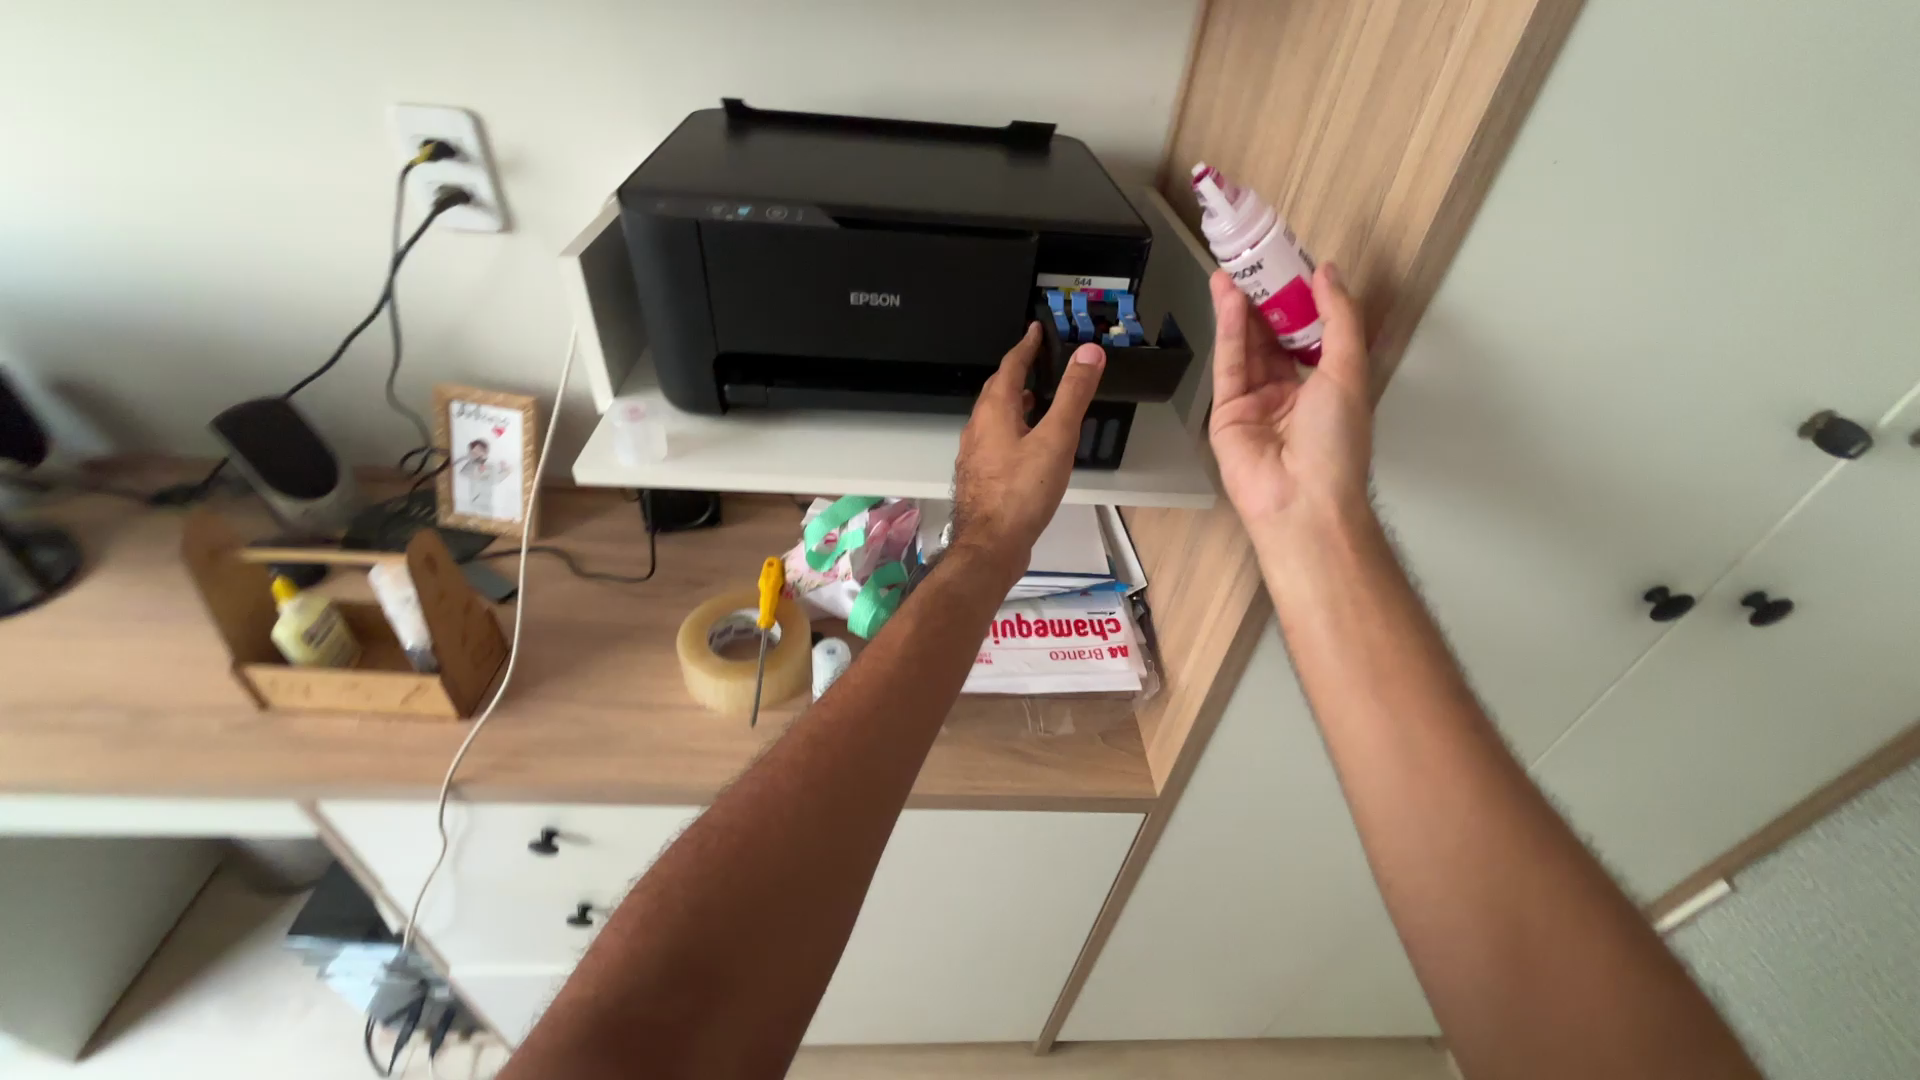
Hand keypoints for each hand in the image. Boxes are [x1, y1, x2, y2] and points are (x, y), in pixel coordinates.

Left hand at [950, 323, 1104, 579]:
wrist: (991, 545)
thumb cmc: (1022, 491)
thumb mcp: (1056, 438)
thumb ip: (1072, 395)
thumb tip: (1088, 352)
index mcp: (994, 411)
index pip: (1009, 366)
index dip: (1025, 347)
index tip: (1035, 331)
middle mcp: (978, 428)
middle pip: (996, 391)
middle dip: (1016, 373)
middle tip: (1036, 362)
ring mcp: (975, 455)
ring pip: (994, 418)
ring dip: (1013, 403)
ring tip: (1035, 400)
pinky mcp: (980, 478)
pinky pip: (995, 441)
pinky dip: (1012, 430)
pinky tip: (1027, 447)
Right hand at [1209, 263, 1373, 529]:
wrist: (1301, 498)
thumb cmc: (1336, 443)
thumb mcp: (1349, 372)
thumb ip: (1339, 319)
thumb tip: (1328, 274)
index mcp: (1324, 386)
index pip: (1309, 333)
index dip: (1301, 300)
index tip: (1294, 265)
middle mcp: (1288, 392)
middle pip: (1273, 336)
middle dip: (1264, 299)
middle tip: (1255, 261)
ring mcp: (1254, 402)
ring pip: (1247, 346)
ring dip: (1240, 308)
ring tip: (1233, 271)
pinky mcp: (1226, 411)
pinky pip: (1229, 364)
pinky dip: (1227, 330)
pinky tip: (1227, 300)